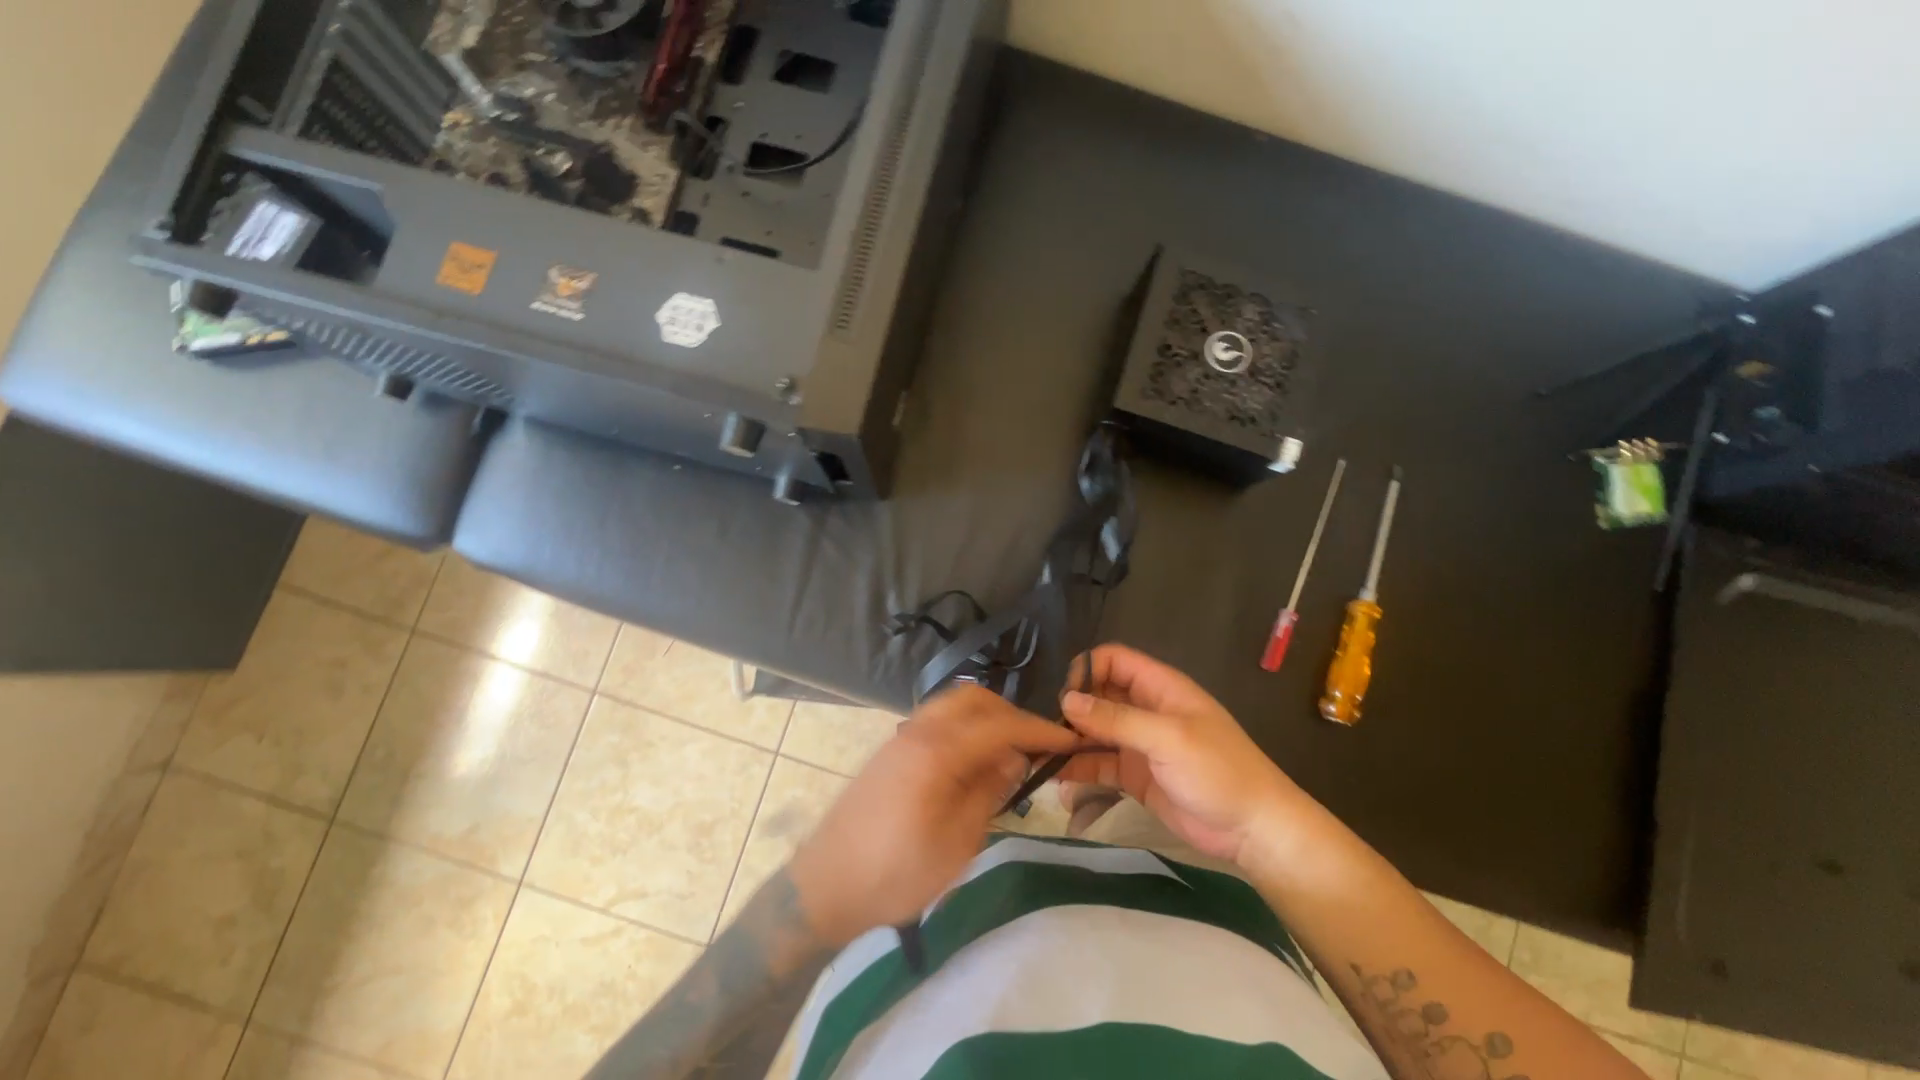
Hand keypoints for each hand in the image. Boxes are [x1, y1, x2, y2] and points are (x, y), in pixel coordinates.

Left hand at [787, 686, 1081, 945]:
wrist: (825, 888)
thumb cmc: (895, 875)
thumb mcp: (957, 844)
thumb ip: (988, 792)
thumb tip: (1014, 758)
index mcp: (937, 752)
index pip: (1001, 724)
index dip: (1040, 730)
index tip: (1071, 741)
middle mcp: (917, 732)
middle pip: (975, 700)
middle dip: (1013, 715)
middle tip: (1040, 746)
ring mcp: (899, 739)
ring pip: (953, 706)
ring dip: (987, 718)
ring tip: (1011, 752)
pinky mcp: (890, 753)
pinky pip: (936, 722)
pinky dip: (964, 727)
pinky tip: (975, 761)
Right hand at [1056, 644, 1309, 866]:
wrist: (1253, 828)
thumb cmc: (1219, 771)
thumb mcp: (1168, 738)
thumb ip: (1117, 718)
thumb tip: (1067, 699)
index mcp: (1161, 688)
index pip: (1115, 660)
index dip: (1087, 670)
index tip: (1065, 697)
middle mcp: (1146, 711)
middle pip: (1099, 695)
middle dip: (1072, 706)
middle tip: (1045, 729)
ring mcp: (1139, 745)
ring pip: (1095, 732)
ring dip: (1070, 739)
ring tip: (1039, 754)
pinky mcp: (1134, 776)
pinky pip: (1098, 764)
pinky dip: (1077, 768)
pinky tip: (1054, 777)